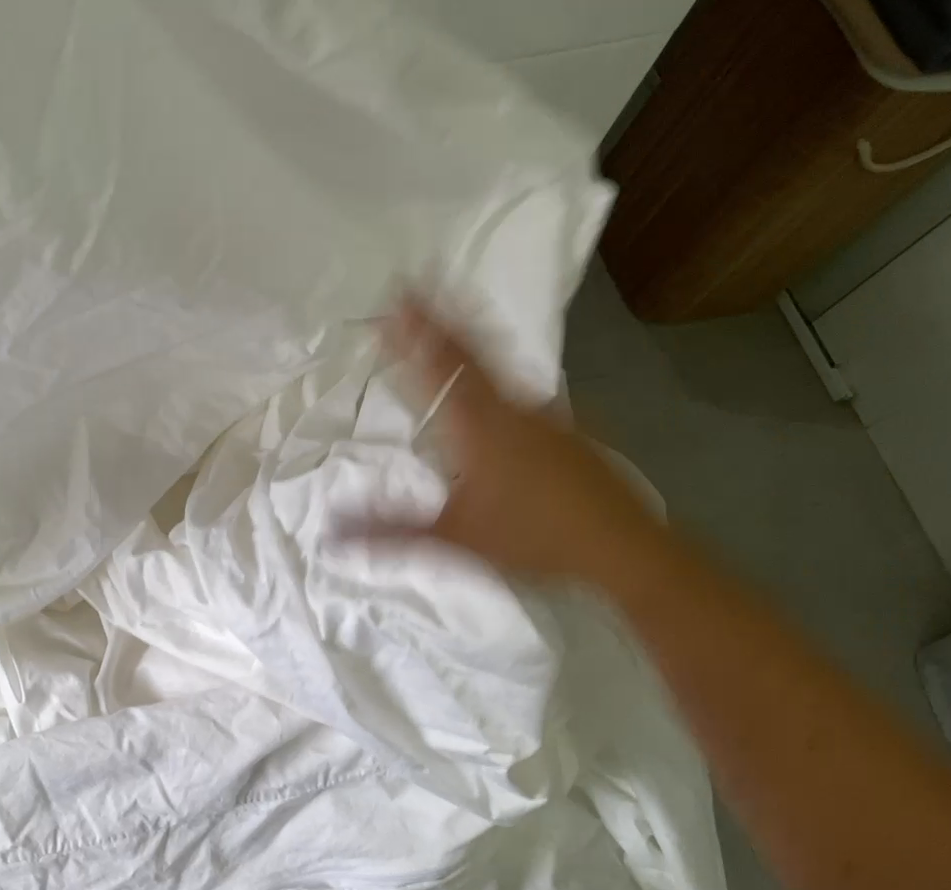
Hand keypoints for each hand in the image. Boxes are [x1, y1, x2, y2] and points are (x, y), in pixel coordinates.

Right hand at [337, 297, 670, 592]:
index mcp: (479, 428)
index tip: (391, 306)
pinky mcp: (567, 429)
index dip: (413, 336)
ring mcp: (546, 415)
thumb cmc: (533, 538)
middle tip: (416, 281)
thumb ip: (388, 531)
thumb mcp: (452, 539)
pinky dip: (497, 365)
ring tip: (452, 309)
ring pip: (500, 363)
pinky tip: (499, 381)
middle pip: (471, 350)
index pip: (440, 370)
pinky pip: (521, 385)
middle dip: (440, 314)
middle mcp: (513, 409)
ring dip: (470, 333)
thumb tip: (327, 530)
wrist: (623, 547)